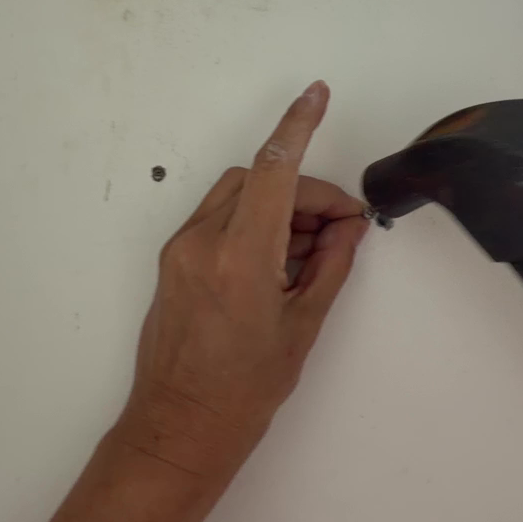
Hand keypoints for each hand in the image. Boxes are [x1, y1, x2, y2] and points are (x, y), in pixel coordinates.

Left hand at [113, 79, 370, 481]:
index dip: (298, 125)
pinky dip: (253, 222)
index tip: (316, 94)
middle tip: (340, 227)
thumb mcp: (302, 327)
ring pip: (238, 195)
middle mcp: (202, 241)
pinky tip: (278, 258)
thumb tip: (350, 224)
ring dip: (279, 206)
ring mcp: (180, 248)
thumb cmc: (243, 392)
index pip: (273, 170)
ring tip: (310, 249)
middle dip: (303, 192)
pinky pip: (219, 218)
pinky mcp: (173, 258)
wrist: (177, 428)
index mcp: (239, 257)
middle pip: (259, 180)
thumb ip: (330, 264)